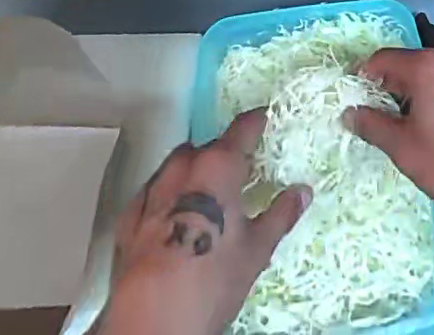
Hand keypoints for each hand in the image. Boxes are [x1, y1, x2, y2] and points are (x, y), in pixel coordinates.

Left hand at [99, 110, 310, 334]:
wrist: (151, 318)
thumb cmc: (212, 277)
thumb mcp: (257, 249)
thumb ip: (281, 214)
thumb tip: (303, 191)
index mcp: (219, 165)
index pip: (243, 128)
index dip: (257, 121)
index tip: (266, 119)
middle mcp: (185, 165)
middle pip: (210, 146)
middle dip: (226, 154)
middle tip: (241, 173)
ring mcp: (154, 187)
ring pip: (179, 164)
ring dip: (195, 169)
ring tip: (209, 194)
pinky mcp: (130, 213)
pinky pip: (154, 190)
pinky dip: (168, 193)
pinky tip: (173, 213)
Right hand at [345, 48, 433, 224]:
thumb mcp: (403, 147)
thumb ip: (371, 124)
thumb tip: (349, 113)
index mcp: (425, 65)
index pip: (382, 59)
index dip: (362, 76)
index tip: (350, 95)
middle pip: (404, 62)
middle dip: (384, 85)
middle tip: (371, 112)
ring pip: (423, 72)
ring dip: (406, 90)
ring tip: (396, 121)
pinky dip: (427, 93)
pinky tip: (425, 121)